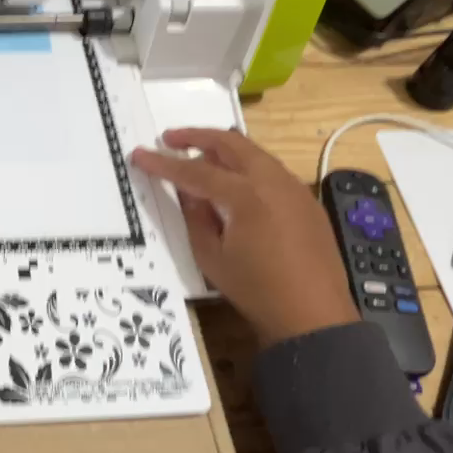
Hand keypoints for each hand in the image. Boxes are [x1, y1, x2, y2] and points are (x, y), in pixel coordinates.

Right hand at [132, 129, 358, 347]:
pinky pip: (270, 171)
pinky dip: (245, 166)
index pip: (195, 171)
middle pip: (230, 143)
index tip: (139, 154)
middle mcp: (272, 182)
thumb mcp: (211, 256)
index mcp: (245, 195)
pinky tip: (233, 182)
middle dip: (197, 136)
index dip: (163, 163)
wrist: (313, 315)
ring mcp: (294, 188)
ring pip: (254, 153)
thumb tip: (189, 191)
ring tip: (199, 157)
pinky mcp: (306, 201)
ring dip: (223, 149)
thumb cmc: (255, 289)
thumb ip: (196, 216)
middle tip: (170, 139)